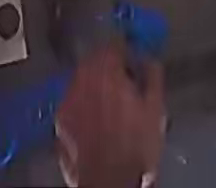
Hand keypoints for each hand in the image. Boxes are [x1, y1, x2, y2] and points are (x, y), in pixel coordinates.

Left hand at [55, 43, 166, 187]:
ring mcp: (67, 99)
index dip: (127, 46)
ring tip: (111, 102)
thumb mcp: (155, 107)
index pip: (115, 42)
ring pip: (83, 79)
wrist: (109, 184)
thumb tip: (149, 57)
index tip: (135, 55)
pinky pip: (74, 101)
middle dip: (110, 64)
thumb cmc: (135, 145)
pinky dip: (84, 103)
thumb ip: (153, 74)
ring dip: (95, 83)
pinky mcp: (60, 121)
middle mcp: (82, 77)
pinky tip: (96, 119)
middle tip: (125, 80)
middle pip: (96, 58)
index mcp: (106, 68)